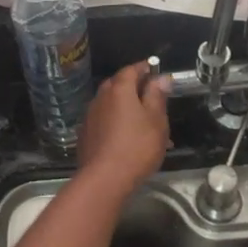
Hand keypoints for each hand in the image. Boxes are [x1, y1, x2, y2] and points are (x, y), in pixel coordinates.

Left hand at [77, 61, 169, 190]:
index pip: (131, 69)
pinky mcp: (86, 134)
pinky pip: (104, 119)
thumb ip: (157, 96)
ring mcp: (91, 116)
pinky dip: (116, 121)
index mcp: (119, 90)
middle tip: (150, 94)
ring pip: (111, 104)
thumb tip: (161, 77)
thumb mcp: (156, 120)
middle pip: (117, 84)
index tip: (155, 70)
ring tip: (143, 120)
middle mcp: (101, 97)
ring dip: (125, 106)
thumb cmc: (137, 146)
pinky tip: (127, 136)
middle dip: (134, 86)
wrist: (104, 178)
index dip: (144, 68)